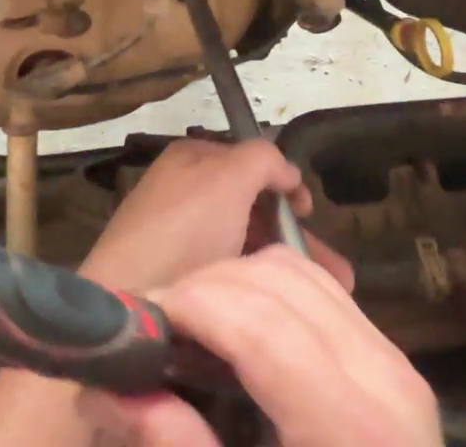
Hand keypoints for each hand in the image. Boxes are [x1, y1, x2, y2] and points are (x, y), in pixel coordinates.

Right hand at [79, 249, 441, 446]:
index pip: (260, 325)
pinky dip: (267, 288)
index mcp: (353, 428)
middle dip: (203, 288)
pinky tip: (239, 328)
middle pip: (275, 282)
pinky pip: (318, 286)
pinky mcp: (390, 356)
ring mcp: (393, 359)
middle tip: (156, 328)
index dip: (190, 305)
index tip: (136, 321)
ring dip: (233, 282)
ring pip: (295, 271)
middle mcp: (382, 376)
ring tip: (193, 325)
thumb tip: (112, 391)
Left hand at [80, 139, 352, 292]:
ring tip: (326, 298)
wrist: (129, 301)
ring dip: (287, 266)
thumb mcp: (227, 177)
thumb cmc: (183, 230)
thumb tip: (287, 170)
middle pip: (253, 207)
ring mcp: (183, 239)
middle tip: (336, 273)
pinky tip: (284, 307)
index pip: (248, 161)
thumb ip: (263, 159)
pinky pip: (232, 275)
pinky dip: (261, 287)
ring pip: (247, 245)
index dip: (282, 182)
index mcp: (191, 160)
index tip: (308, 212)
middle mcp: (186, 193)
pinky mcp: (182, 280)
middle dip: (295, 236)